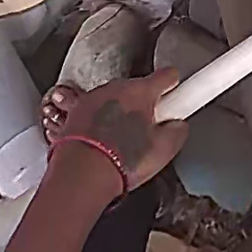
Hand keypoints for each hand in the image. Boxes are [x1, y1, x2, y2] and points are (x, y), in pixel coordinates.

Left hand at [41, 68, 188, 190]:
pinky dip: (97, 122)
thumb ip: (177, 131)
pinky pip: (91, 112)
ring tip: (121, 141)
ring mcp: (91, 99)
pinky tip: (100, 141)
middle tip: (148, 129)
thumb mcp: (164, 149)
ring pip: (112, 99)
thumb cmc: (121, 161)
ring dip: (118, 113)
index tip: (174, 90)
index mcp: (140, 91)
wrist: (81, 176)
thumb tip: (178, 126)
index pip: (164, 76)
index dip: (173, 84)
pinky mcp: (73, 112)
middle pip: (136, 89)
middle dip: (143, 105)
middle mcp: (114, 88)